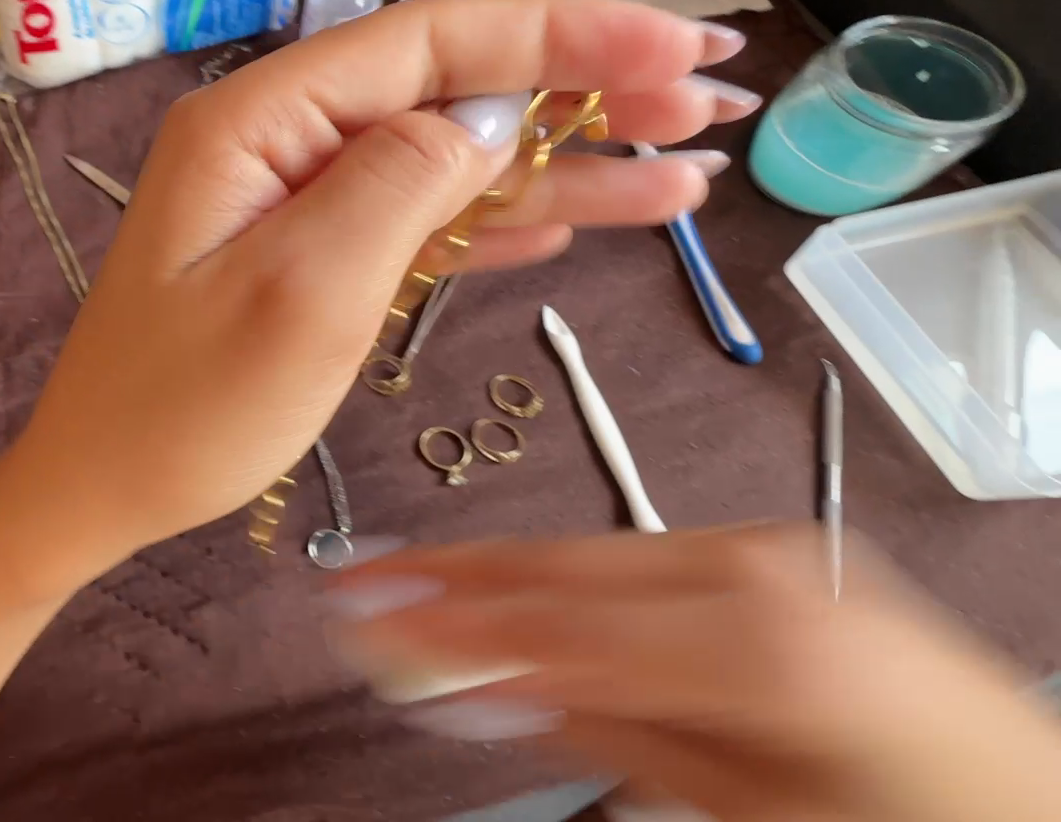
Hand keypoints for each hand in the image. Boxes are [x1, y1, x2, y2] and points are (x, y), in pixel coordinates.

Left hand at [0, 0, 757, 564]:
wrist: (106, 483)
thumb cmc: (185, 405)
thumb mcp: (302, 292)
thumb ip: (396, 184)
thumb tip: (484, 117)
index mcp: (252, 125)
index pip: (420, 43)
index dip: (555, 35)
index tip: (673, 50)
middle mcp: (270, 143)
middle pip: (439, 92)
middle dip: (572, 94)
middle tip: (704, 104)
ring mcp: (288, 201)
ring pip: (438, 161)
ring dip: (554, 165)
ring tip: (681, 175)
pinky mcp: (303, 255)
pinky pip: (410, 220)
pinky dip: (492, 220)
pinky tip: (573, 219)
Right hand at [329, 526, 1060, 821]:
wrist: (1038, 805)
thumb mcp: (748, 811)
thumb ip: (598, 726)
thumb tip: (468, 682)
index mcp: (763, 644)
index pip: (554, 623)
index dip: (442, 620)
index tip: (357, 618)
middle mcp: (751, 565)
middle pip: (553, 564)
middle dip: (440, 575)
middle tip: (348, 583)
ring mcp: (752, 544)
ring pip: (574, 550)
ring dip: (477, 569)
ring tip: (390, 575)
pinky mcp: (749, 547)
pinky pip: (614, 556)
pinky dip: (538, 573)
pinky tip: (482, 581)